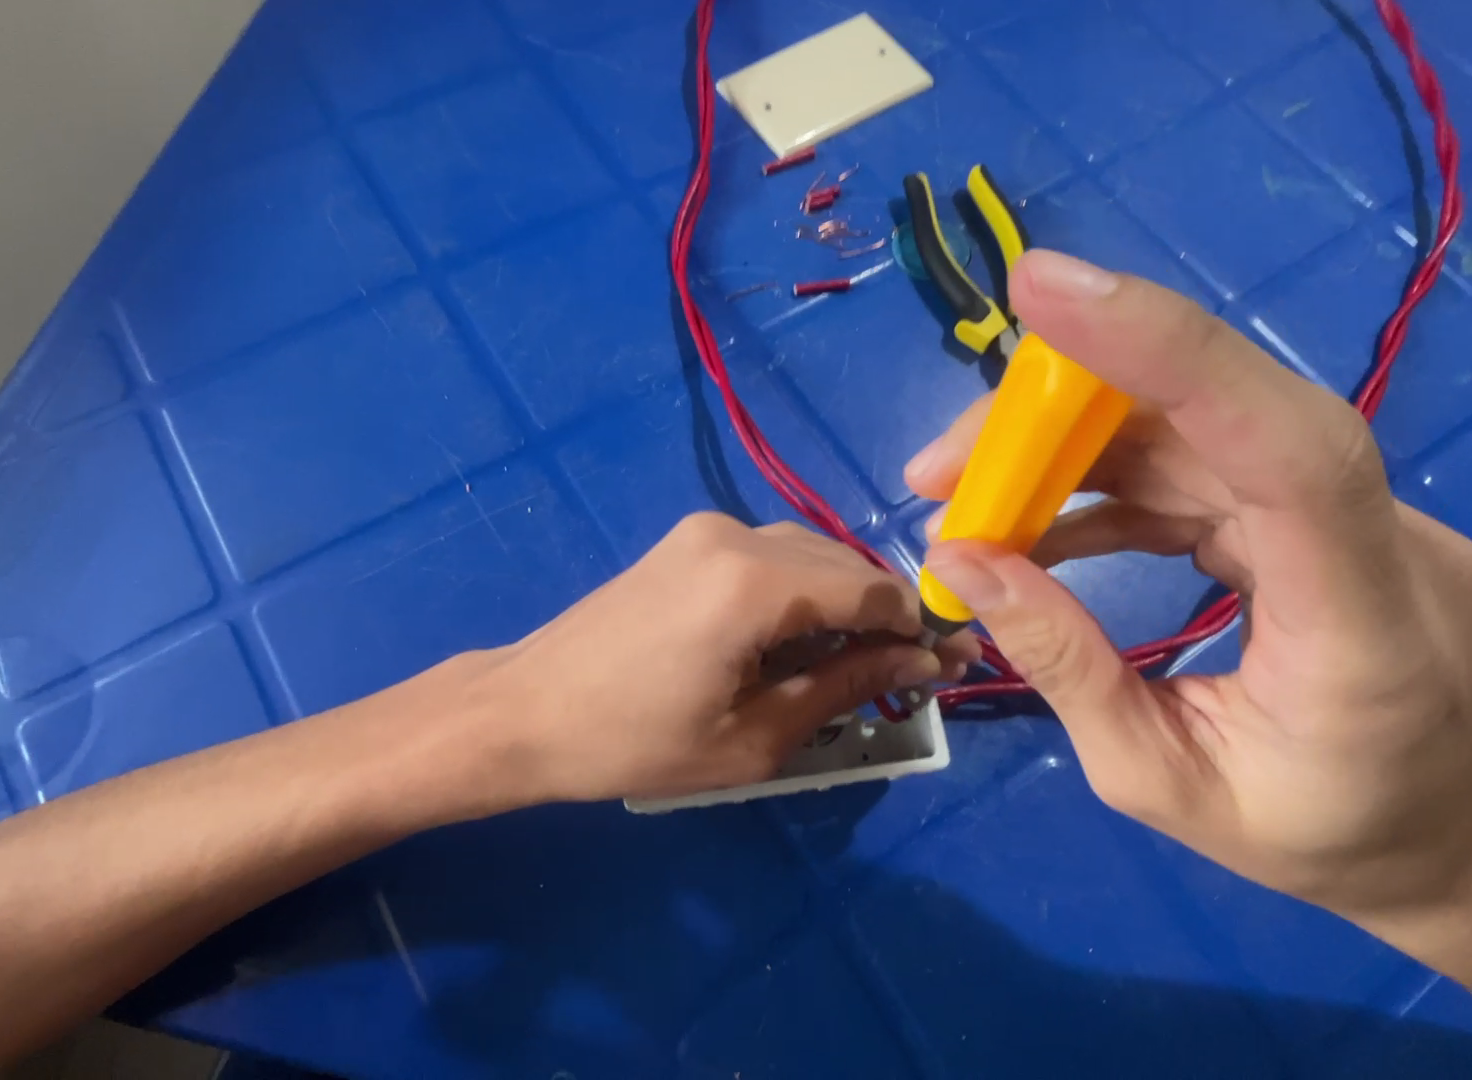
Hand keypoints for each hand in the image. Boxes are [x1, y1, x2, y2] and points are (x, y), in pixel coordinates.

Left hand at [457, 513, 976, 802]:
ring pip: (810, 553)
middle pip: (845, 561)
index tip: (947, 666)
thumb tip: (920, 661)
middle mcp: (735, 534)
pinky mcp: (689, 538)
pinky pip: (771, 554)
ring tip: (851, 664)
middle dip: (884, 614)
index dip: (918, 625)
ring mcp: (707, 528)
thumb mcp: (754, 737)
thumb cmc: (634, 743)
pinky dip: (801, 590)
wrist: (524, 711)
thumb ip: (845, 687)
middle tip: (904, 674)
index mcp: (752, 583)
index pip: (872, 587)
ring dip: (844, 600)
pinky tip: (796, 638)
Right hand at [905, 250, 1471, 927]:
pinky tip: (1030, 520)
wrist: (1439, 846)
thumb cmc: (1309, 836)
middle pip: (1210, 419)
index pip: (1290, 446)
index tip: (1044, 290)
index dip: (1165, 348)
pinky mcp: (1316, 513)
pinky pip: (1194, 467)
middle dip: (1054, 422)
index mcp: (1366, 626)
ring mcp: (1358, 514)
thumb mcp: (1155, 778)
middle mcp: (1383, 536)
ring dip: (1061, 451)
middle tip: (937, 468)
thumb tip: (957, 558)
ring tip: (960, 497)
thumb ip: (1062, 662)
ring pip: (1190, 432)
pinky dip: (1098, 483)